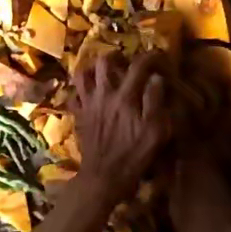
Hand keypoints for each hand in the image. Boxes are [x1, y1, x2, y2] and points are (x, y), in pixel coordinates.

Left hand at [69, 52, 171, 197]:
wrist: (104, 176)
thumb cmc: (134, 154)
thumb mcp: (155, 130)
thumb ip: (155, 101)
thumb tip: (156, 78)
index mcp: (125, 97)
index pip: (138, 66)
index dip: (149, 57)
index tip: (157, 56)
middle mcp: (103, 94)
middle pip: (104, 62)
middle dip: (115, 55)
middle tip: (124, 60)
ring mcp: (87, 104)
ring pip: (82, 75)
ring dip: (91, 68)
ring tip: (102, 70)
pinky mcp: (78, 116)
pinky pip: (73, 95)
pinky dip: (79, 90)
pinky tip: (88, 92)